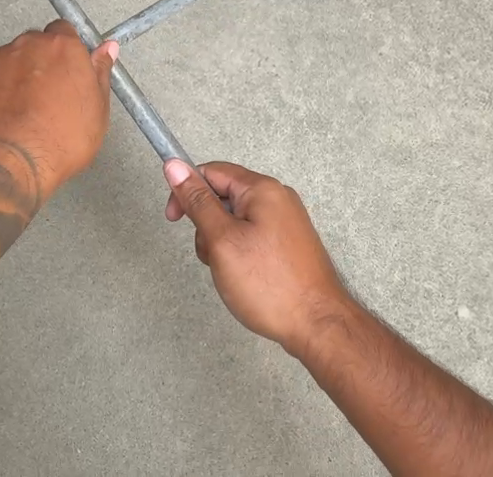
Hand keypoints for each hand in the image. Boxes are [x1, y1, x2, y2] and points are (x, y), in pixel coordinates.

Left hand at [0, 22, 116, 197]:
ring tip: (16, 115)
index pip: (64, 31)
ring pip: (4, 62)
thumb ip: (100, 73)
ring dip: (10, 80)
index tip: (66, 69)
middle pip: (33, 45)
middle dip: (37, 65)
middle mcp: (26, 46)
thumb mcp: (97, 113)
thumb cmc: (55, 142)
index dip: (65, 51)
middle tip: (43, 99)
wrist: (6, 164)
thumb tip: (106, 50)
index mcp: (61, 48)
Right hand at [164, 160, 354, 351]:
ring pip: (236, 220)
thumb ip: (197, 201)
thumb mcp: (222, 240)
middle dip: (207, 226)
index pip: (212, 172)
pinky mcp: (289, 243)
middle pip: (224, 197)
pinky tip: (245, 278)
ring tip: (232, 272)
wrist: (318, 326)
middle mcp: (277, 198)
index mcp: (262, 189)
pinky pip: (252, 236)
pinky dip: (240, 253)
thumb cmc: (271, 286)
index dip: (187, 191)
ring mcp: (286, 221)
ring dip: (222, 243)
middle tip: (213, 255)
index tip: (174, 217)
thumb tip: (175, 167)